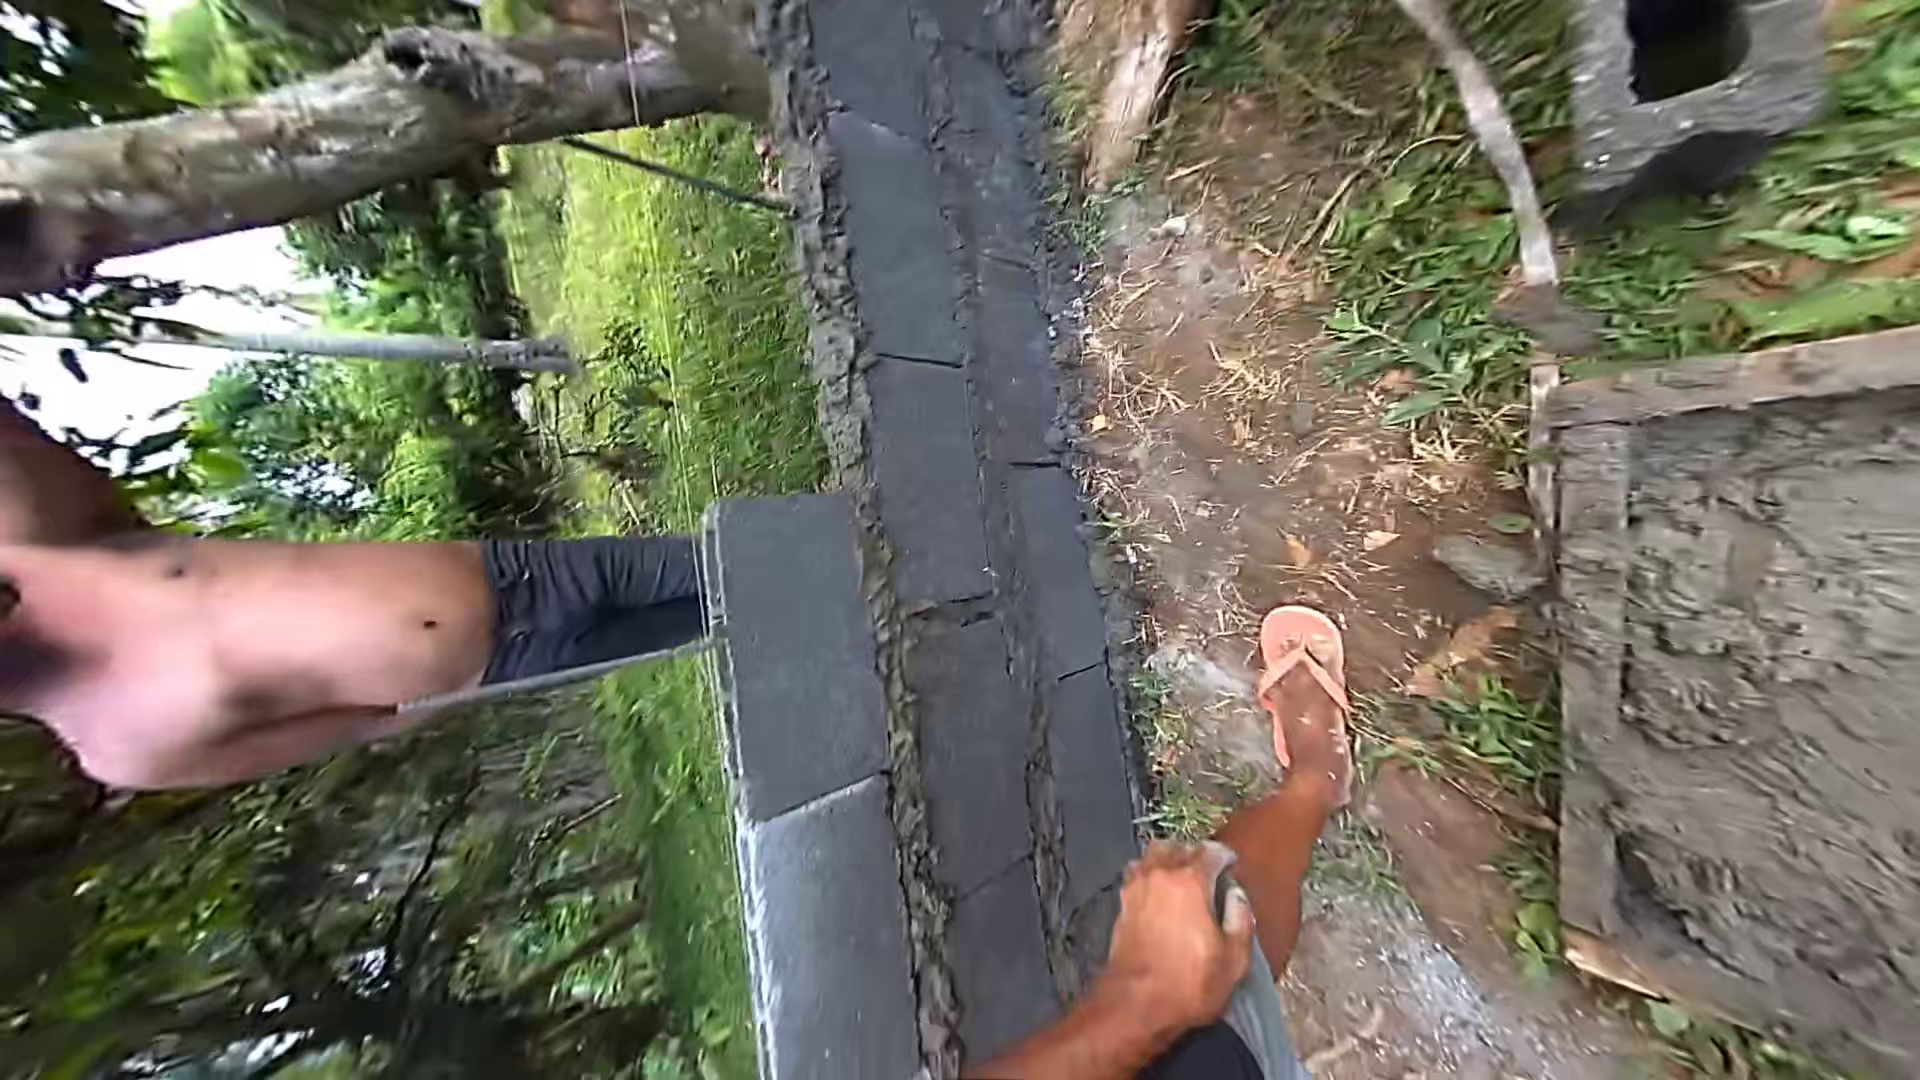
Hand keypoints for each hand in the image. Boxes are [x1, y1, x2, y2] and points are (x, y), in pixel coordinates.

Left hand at [1094, 841, 1255, 1039]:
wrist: (1138, 999)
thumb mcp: (1234, 961)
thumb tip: (1236, 893)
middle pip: (1180, 846)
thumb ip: (1241, 919)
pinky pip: (1138, 867)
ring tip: (1182, 871)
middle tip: (1209, 867)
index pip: (1209, 852)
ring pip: (1155, 851)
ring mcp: (1138, 881)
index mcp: (1190, 881)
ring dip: (1171, 854)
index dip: (1223, 854)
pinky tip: (1158, 884)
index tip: (1231, 861)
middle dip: (1196, 852)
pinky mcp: (1123, 895)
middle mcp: (1161, 872)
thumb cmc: (1190, 983)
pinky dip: (1150, 867)